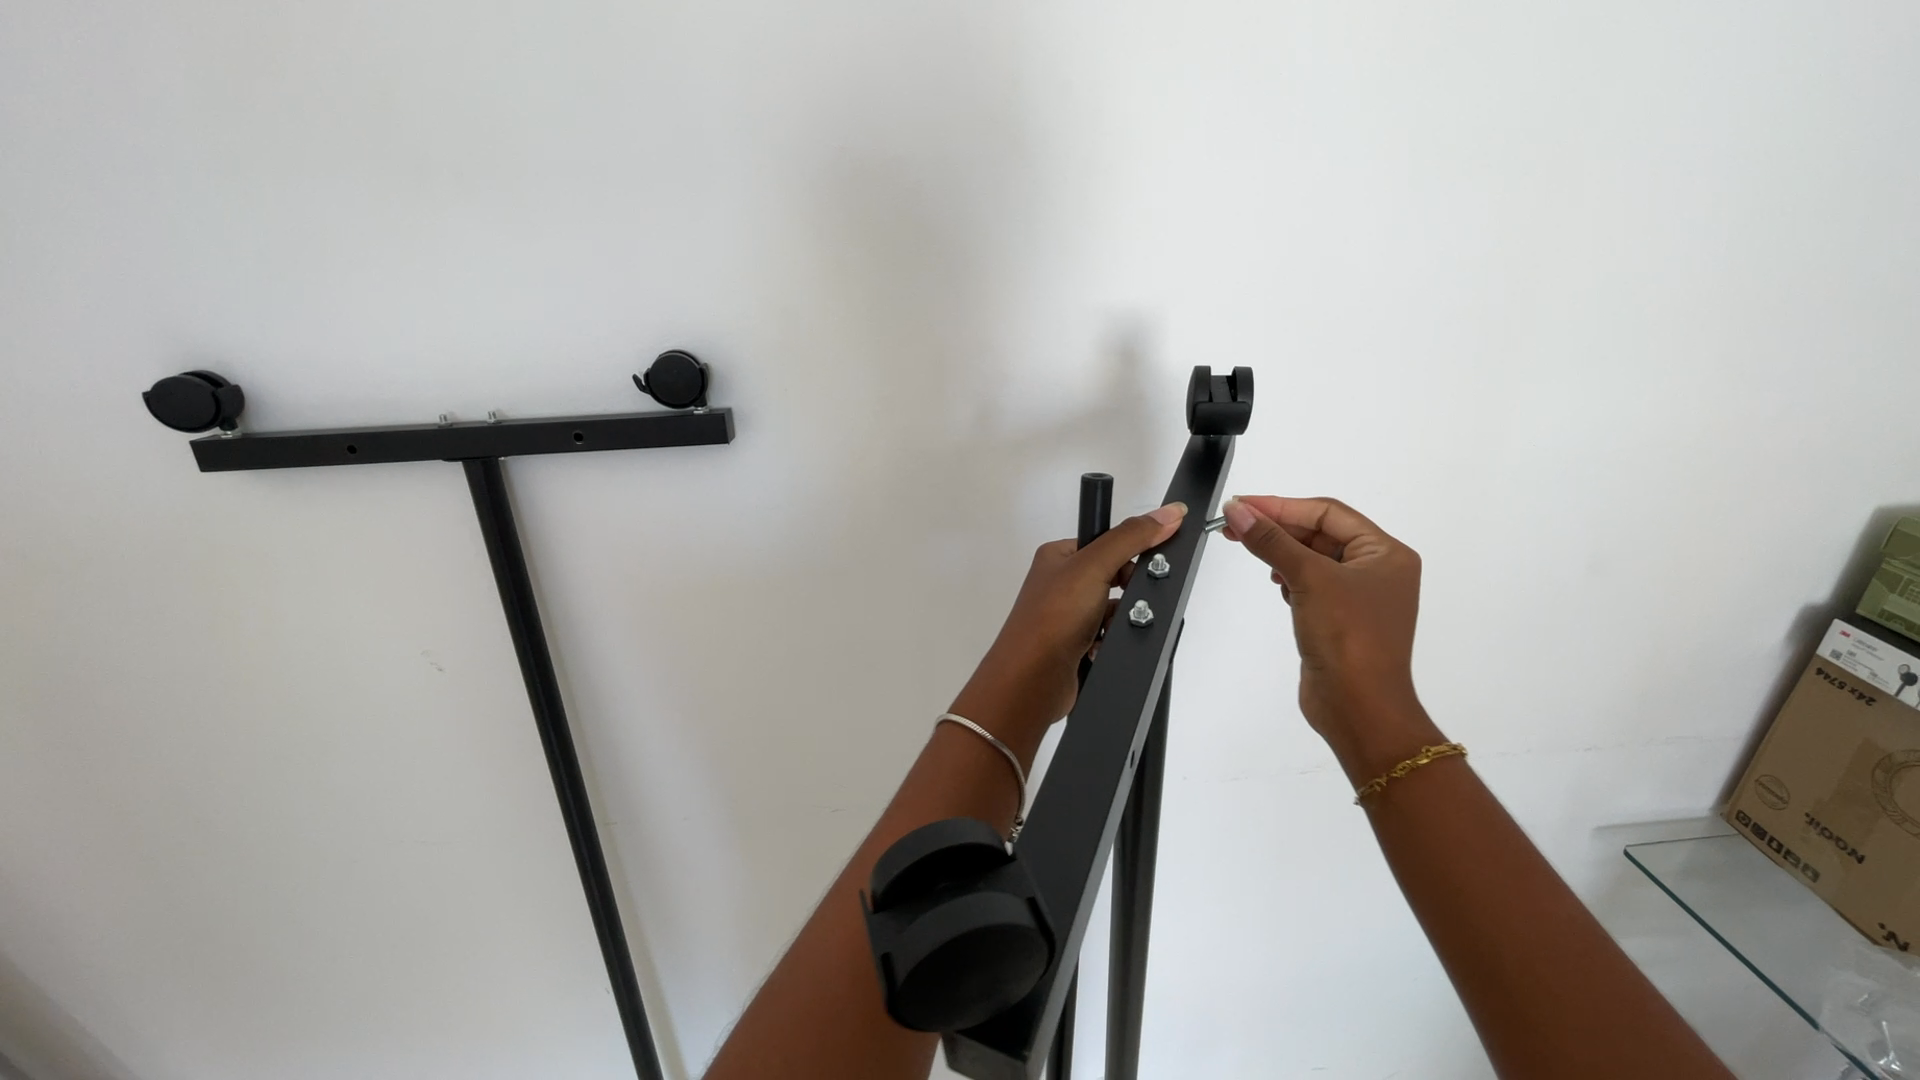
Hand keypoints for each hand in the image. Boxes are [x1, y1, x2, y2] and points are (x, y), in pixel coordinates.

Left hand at [952, 503, 1188, 745]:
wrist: (1031, 681)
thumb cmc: (1051, 618)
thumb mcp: (1094, 566)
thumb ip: (1132, 538)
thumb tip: (1171, 512)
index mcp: (1058, 556)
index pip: (1108, 543)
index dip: (1129, 555)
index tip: (1143, 568)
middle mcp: (1061, 584)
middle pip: (1116, 579)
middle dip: (1127, 595)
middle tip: (1123, 605)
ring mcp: (1068, 617)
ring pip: (1116, 612)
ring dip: (1119, 622)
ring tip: (1106, 631)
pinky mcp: (1077, 646)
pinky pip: (1110, 638)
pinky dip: (1112, 643)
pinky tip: (1101, 648)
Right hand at [1220, 496, 1438, 773]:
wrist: (1359, 708)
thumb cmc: (1348, 638)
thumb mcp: (1309, 579)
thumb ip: (1271, 541)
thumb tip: (1238, 511)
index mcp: (1386, 553)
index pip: (1327, 513)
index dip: (1281, 506)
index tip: (1240, 506)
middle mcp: (1377, 570)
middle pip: (1320, 533)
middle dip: (1277, 528)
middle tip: (1233, 524)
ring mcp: (1359, 597)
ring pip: (1313, 558)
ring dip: (1281, 552)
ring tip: (1248, 547)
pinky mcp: (1340, 620)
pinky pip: (1311, 584)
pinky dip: (1289, 577)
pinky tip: (1274, 582)